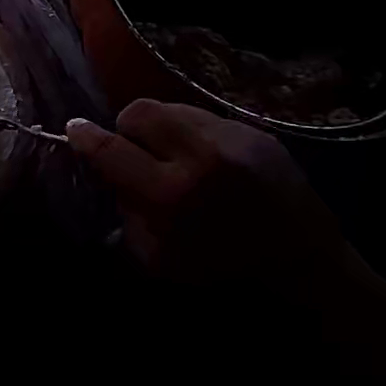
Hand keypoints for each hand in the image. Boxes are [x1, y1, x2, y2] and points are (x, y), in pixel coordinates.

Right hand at [66, 99, 354, 300]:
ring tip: (174, 155)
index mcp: (173, 194)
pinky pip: (206, 118)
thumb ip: (125, 208)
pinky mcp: (259, 133)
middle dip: (128, 127)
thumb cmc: (225, 278)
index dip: (83, 136)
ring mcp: (236, 139)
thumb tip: (106, 173)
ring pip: (173, 107)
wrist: (311, 276)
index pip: (109, 147)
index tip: (74, 130)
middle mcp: (203, 155)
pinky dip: (195, 134)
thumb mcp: (157, 258)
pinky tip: (208, 161)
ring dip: (163, 128)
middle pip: (140, 111)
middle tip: (135, 150)